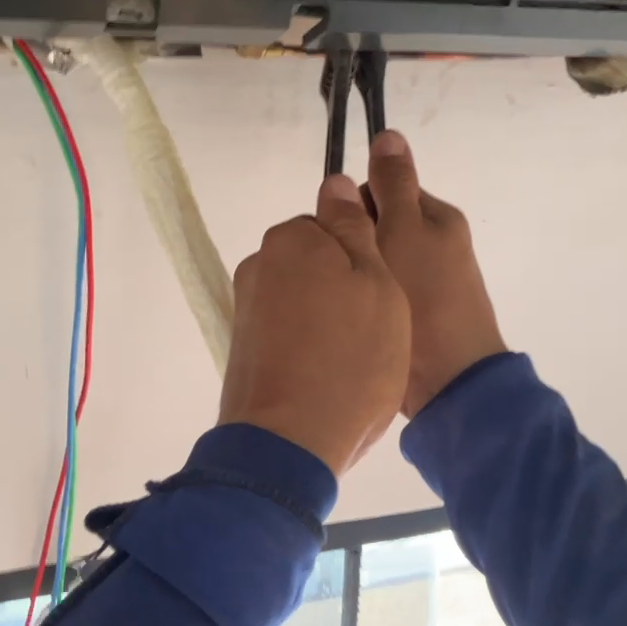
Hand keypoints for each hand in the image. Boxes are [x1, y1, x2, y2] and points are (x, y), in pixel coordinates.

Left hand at [218, 175, 411, 476]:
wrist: (288, 444)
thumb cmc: (350, 358)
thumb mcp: (376, 284)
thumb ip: (354, 228)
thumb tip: (335, 181)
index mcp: (292, 238)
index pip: (338, 223)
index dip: (367, 255)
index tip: (383, 292)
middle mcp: (260, 262)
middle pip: (318, 259)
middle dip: (345, 284)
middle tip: (373, 328)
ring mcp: (247, 305)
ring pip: (305, 295)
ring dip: (327, 317)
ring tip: (352, 359)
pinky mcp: (243, 344)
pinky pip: (287, 328)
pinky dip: (307, 343)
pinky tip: (326, 374)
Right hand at [366, 131, 506, 418]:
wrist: (452, 382)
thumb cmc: (427, 296)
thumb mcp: (404, 230)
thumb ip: (394, 184)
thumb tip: (390, 133)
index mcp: (436, 217)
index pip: (379, 189)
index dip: (354, 206)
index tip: (343, 234)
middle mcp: (436, 243)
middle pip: (376, 222)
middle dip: (355, 238)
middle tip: (340, 267)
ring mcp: (429, 280)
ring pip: (376, 257)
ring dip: (359, 268)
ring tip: (342, 293)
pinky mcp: (419, 313)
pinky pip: (382, 287)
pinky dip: (367, 294)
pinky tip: (353, 312)